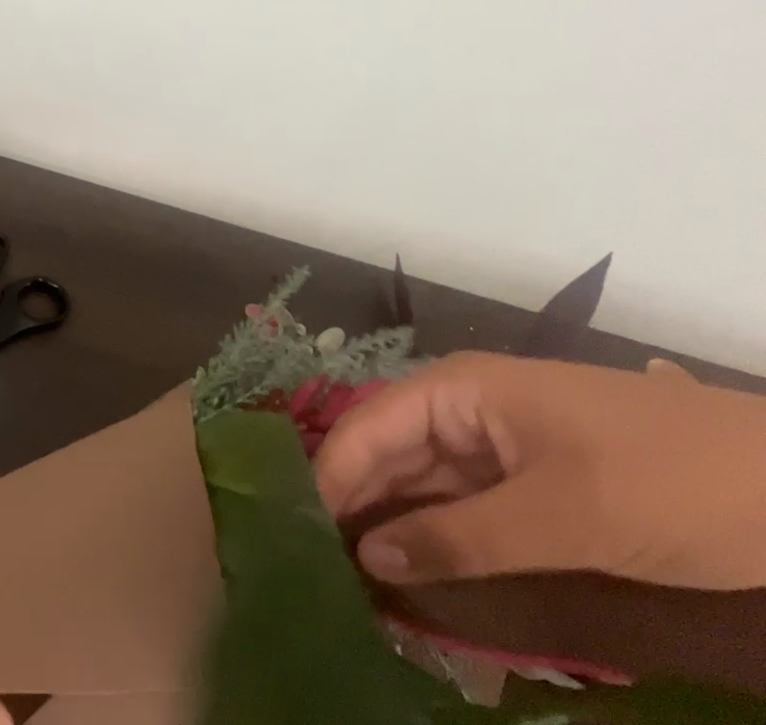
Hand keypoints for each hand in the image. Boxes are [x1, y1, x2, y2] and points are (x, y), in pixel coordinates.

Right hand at [314, 352, 765, 589]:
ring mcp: (497, 446)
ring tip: (351, 576)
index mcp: (455, 392)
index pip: (362, 432)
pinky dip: (438, 538)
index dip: (326, 482)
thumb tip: (368, 562)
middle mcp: (463, 411)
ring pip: (421, 485)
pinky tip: (412, 571)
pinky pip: (463, 506)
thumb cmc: (676, 483)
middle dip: (353, 507)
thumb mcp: (566, 518)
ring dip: (392, 528)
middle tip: (315, 565)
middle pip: (384, 457)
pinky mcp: (530, 482)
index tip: (294, 535)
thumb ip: (460, 540)